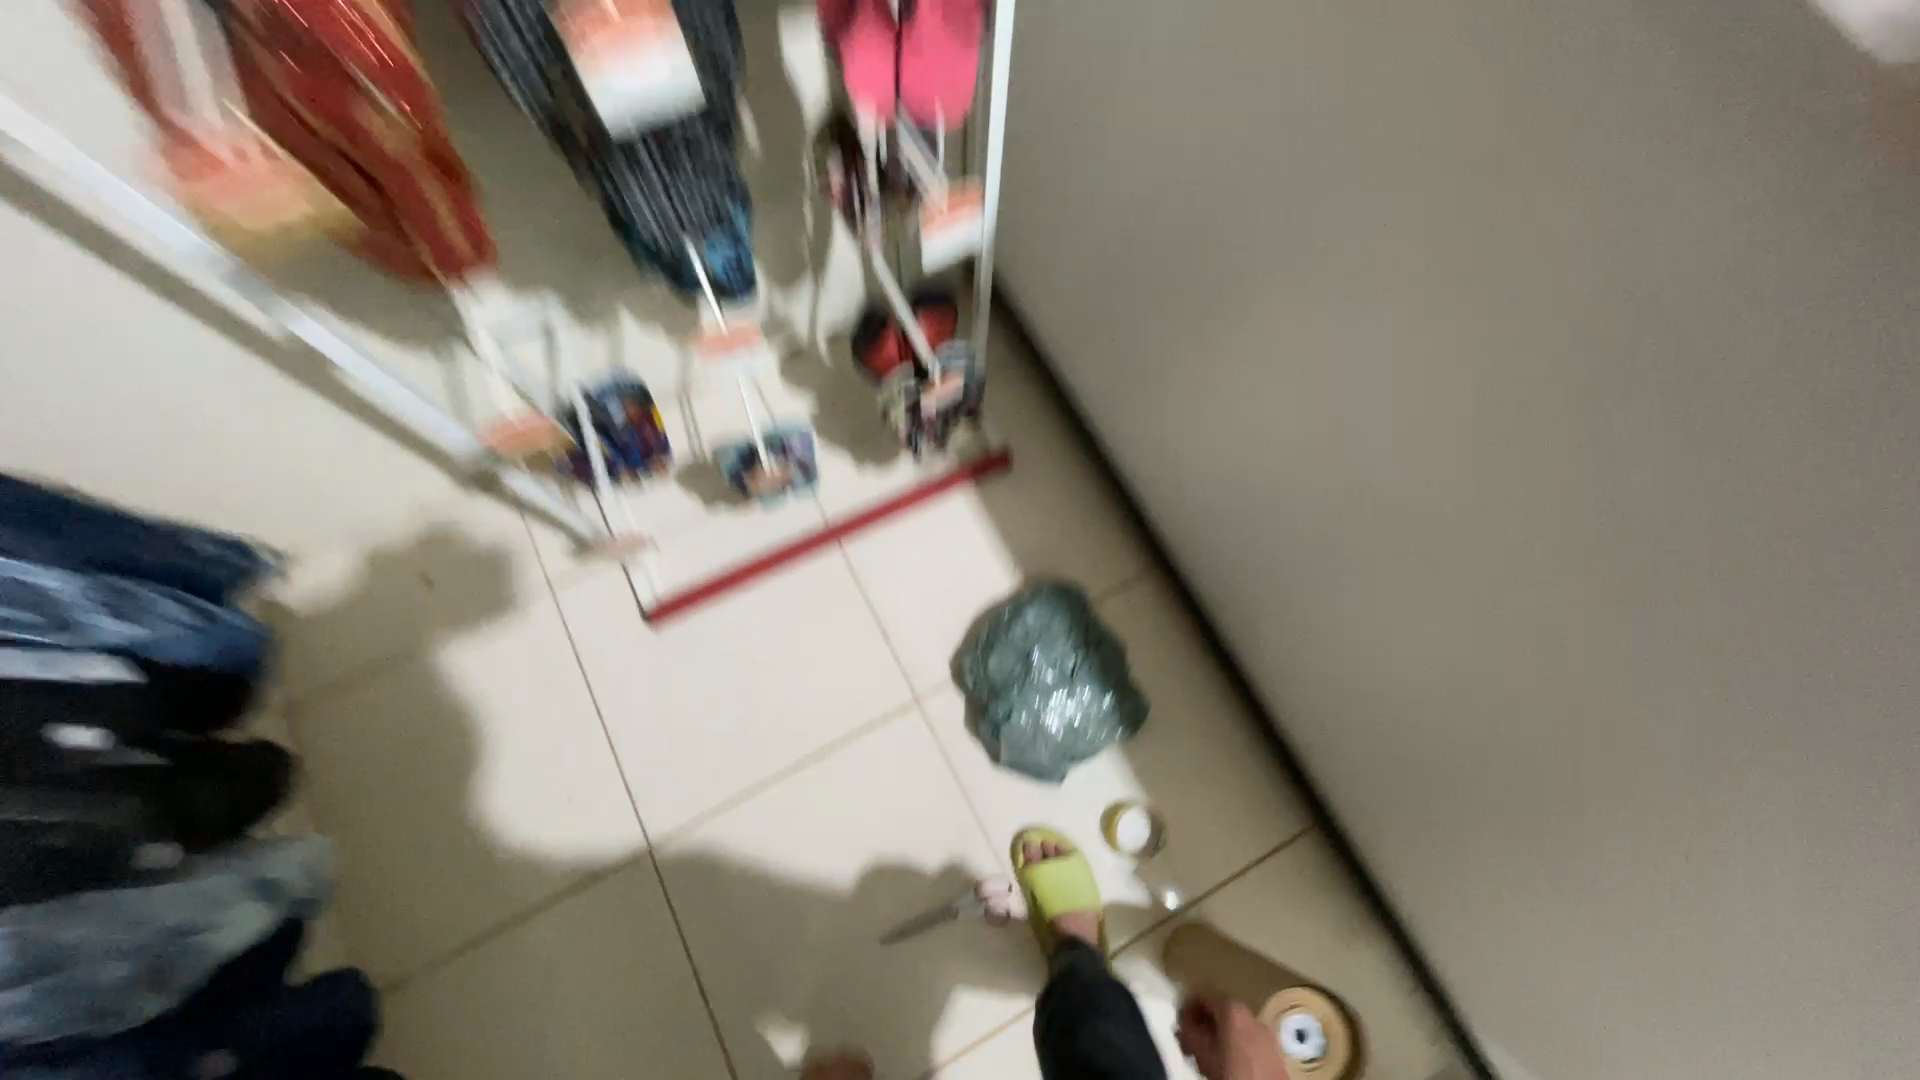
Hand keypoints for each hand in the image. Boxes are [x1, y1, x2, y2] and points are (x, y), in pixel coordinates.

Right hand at [1177, 991, 1290, 1079]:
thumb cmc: (1233, 1072)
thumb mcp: (1202, 1053)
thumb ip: (1188, 1033)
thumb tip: (1182, 1024)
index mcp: (1232, 1008)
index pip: (1202, 993)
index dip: (1187, 1005)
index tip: (1179, 1021)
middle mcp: (1250, 1013)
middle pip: (1220, 1009)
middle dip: (1202, 1021)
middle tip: (1190, 1038)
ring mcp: (1264, 1030)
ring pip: (1234, 1024)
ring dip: (1218, 1033)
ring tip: (1206, 1052)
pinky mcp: (1273, 1048)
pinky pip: (1247, 1036)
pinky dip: (1233, 1042)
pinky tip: (1226, 1059)